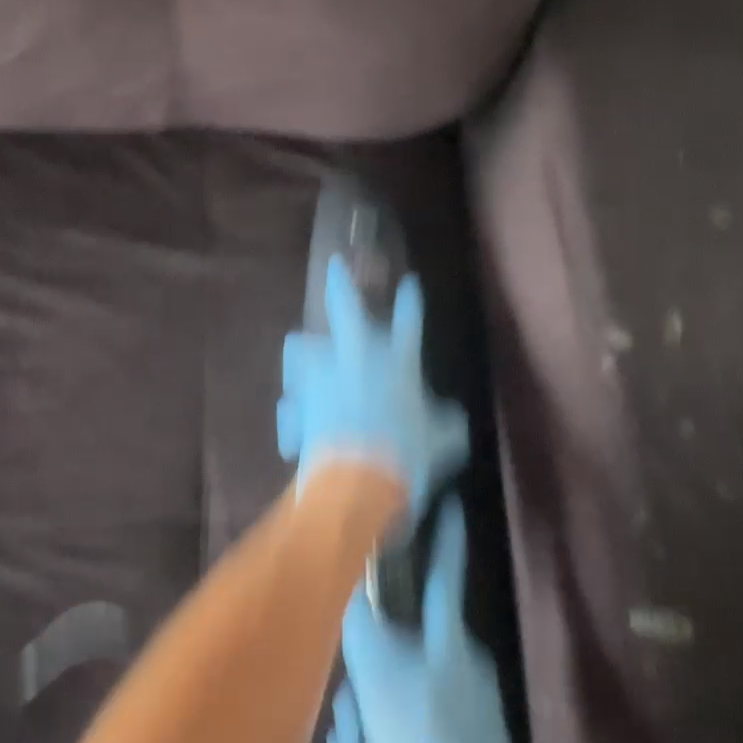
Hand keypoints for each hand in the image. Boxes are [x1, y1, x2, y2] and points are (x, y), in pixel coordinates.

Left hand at [275, 258, 470, 518]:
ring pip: (302, 343)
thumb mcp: (442, 441)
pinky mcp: (299, 398)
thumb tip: (451, 419)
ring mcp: (324, 373)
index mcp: (399, 364)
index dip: (410, 301)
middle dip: (340, 282)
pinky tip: (296, 420)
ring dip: (304, 351)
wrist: (362, 477)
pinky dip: (294, 409)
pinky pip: (291, 398)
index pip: (410, 323)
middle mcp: (359, 358)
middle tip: (335, 265)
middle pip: (346, 307)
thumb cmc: (409, 455)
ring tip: (304, 353)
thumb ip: (445, 424)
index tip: (409, 283)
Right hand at [324, 496, 512, 742]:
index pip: (445, 570)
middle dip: (366, 666)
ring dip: (365, 711)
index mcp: (451, 637)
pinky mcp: (444, 742)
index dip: (447, 534)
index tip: (451, 498)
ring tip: (359, 736)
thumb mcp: (377, 669)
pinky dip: (374, 738)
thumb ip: (360, 621)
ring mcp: (456, 707)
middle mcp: (460, 665)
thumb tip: (345, 585)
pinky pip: (395, 726)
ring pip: (390, 690)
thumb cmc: (419, 729)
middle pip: (398, 644)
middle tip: (351, 691)